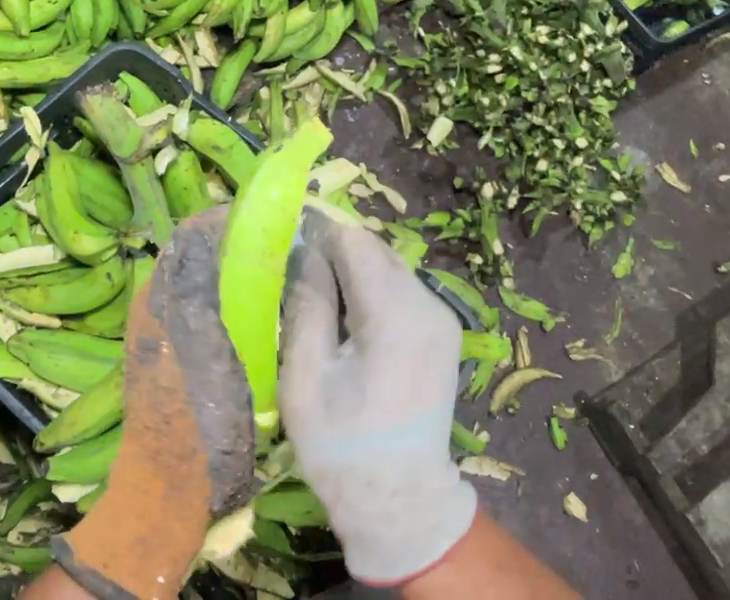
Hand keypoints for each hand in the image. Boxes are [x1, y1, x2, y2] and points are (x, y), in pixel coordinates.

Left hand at [48, 205, 255, 598]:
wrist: (176, 485)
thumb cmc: (194, 406)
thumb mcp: (199, 329)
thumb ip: (199, 270)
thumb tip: (214, 217)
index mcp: (160, 292)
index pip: (196, 231)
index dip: (234, 218)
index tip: (279, 220)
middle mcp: (162, 305)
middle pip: (206, 254)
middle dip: (245, 243)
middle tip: (293, 247)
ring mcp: (175, 334)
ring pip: (214, 283)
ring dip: (247, 273)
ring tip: (291, 275)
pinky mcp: (190, 360)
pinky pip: (219, 314)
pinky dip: (245, 304)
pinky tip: (276, 317)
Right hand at [278, 205, 476, 585]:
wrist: (400, 499)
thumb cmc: (341, 443)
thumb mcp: (306, 375)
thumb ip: (307, 303)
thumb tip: (303, 251)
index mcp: (395, 314)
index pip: (355, 242)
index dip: (319, 231)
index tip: (286, 234)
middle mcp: (428, 305)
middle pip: (376, 250)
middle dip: (336, 248)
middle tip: (295, 265)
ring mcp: (442, 318)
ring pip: (391, 267)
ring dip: (354, 269)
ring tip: (317, 291)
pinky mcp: (443, 333)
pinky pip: (403, 290)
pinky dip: (373, 288)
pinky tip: (348, 316)